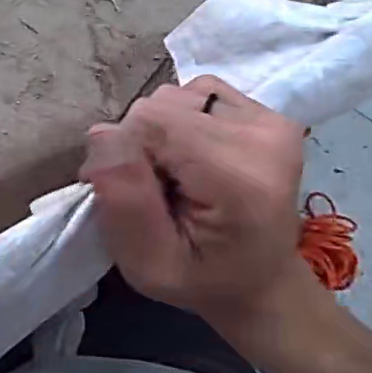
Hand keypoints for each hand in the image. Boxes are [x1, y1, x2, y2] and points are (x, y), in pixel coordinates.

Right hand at [81, 74, 308, 335]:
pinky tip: (195, 153)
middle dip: (143, 141)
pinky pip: (199, 91)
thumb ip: (124, 202)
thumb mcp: (150, 266)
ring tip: (178, 173)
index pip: (152, 121)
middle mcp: (263, 136)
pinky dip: (184, 118)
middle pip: (163, 103)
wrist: (263, 279)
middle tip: (158, 189)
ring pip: (178, 94)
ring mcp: (270, 118)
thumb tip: (101, 134)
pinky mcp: (268, 110)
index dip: (125, 151)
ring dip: (163, 130)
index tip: (132, 192)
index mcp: (240, 178)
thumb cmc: (204, 280)